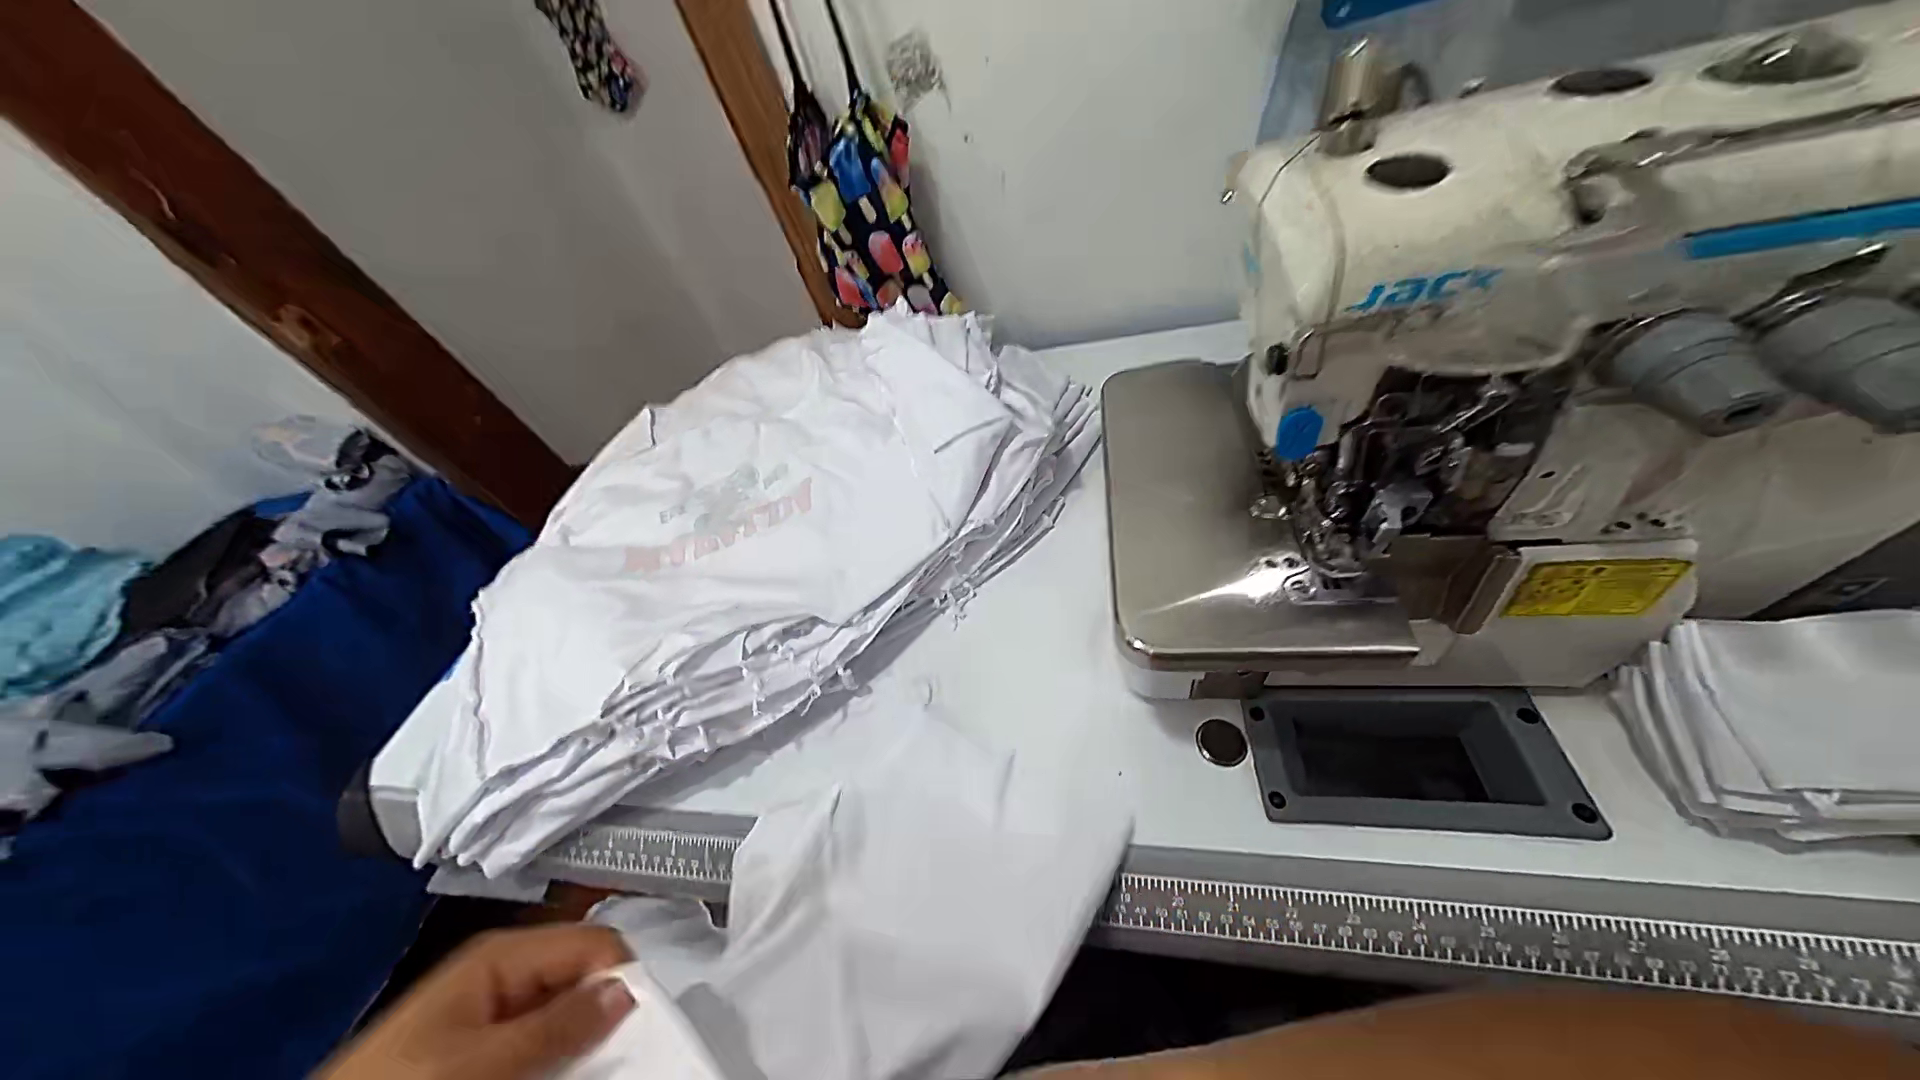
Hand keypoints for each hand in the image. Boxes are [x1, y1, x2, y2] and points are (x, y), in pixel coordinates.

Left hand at [316, 924, 634, 1079]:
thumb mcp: (478, 1061)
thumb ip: (554, 1025)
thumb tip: (627, 989)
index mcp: (505, 951)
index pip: (595, 941)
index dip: (621, 976)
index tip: (635, 1024)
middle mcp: (507, 966)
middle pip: (583, 971)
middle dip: (602, 1007)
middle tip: (611, 1052)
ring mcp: (495, 1001)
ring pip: (567, 1004)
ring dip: (582, 1034)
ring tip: (582, 1065)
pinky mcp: (485, 1037)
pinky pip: (543, 1030)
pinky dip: (558, 1051)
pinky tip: (556, 1070)